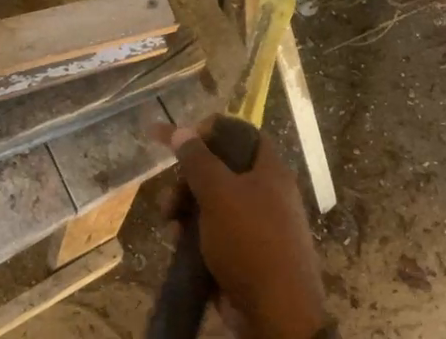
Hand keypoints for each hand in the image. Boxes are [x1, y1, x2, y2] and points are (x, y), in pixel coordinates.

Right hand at [151, 120, 329, 338]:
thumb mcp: (219, 193)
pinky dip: (195, 232)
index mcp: (270, 170)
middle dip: (189, 177)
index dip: (213, 130)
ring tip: (168, 220)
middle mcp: (267, 193)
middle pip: (222, 169)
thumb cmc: (250, 241)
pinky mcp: (245, 254)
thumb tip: (182, 130)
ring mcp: (257, 226)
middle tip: (171, 191)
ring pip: (214, 202)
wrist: (276, 315)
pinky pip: (215, 231)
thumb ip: (198, 160)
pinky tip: (177, 240)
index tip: (185, 138)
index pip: (242, 134)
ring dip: (186, 206)